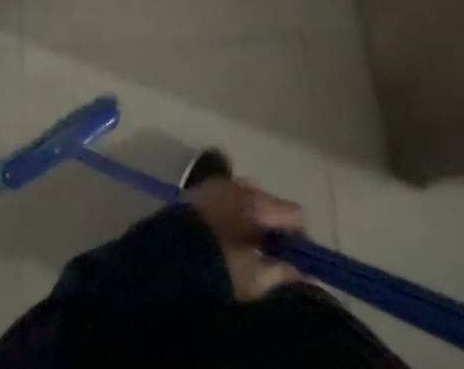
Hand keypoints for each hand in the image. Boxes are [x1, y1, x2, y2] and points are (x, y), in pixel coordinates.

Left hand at [182, 177, 305, 301]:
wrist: (163, 258)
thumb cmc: (215, 267)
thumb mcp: (253, 279)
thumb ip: (282, 273)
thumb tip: (300, 271)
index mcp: (258, 203)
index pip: (295, 213)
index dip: (299, 237)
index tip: (296, 258)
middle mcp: (238, 185)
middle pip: (268, 201)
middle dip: (272, 225)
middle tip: (268, 252)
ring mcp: (214, 185)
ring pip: (244, 197)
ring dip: (249, 217)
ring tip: (243, 244)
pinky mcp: (194, 191)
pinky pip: (222, 198)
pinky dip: (229, 212)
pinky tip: (222, 234)